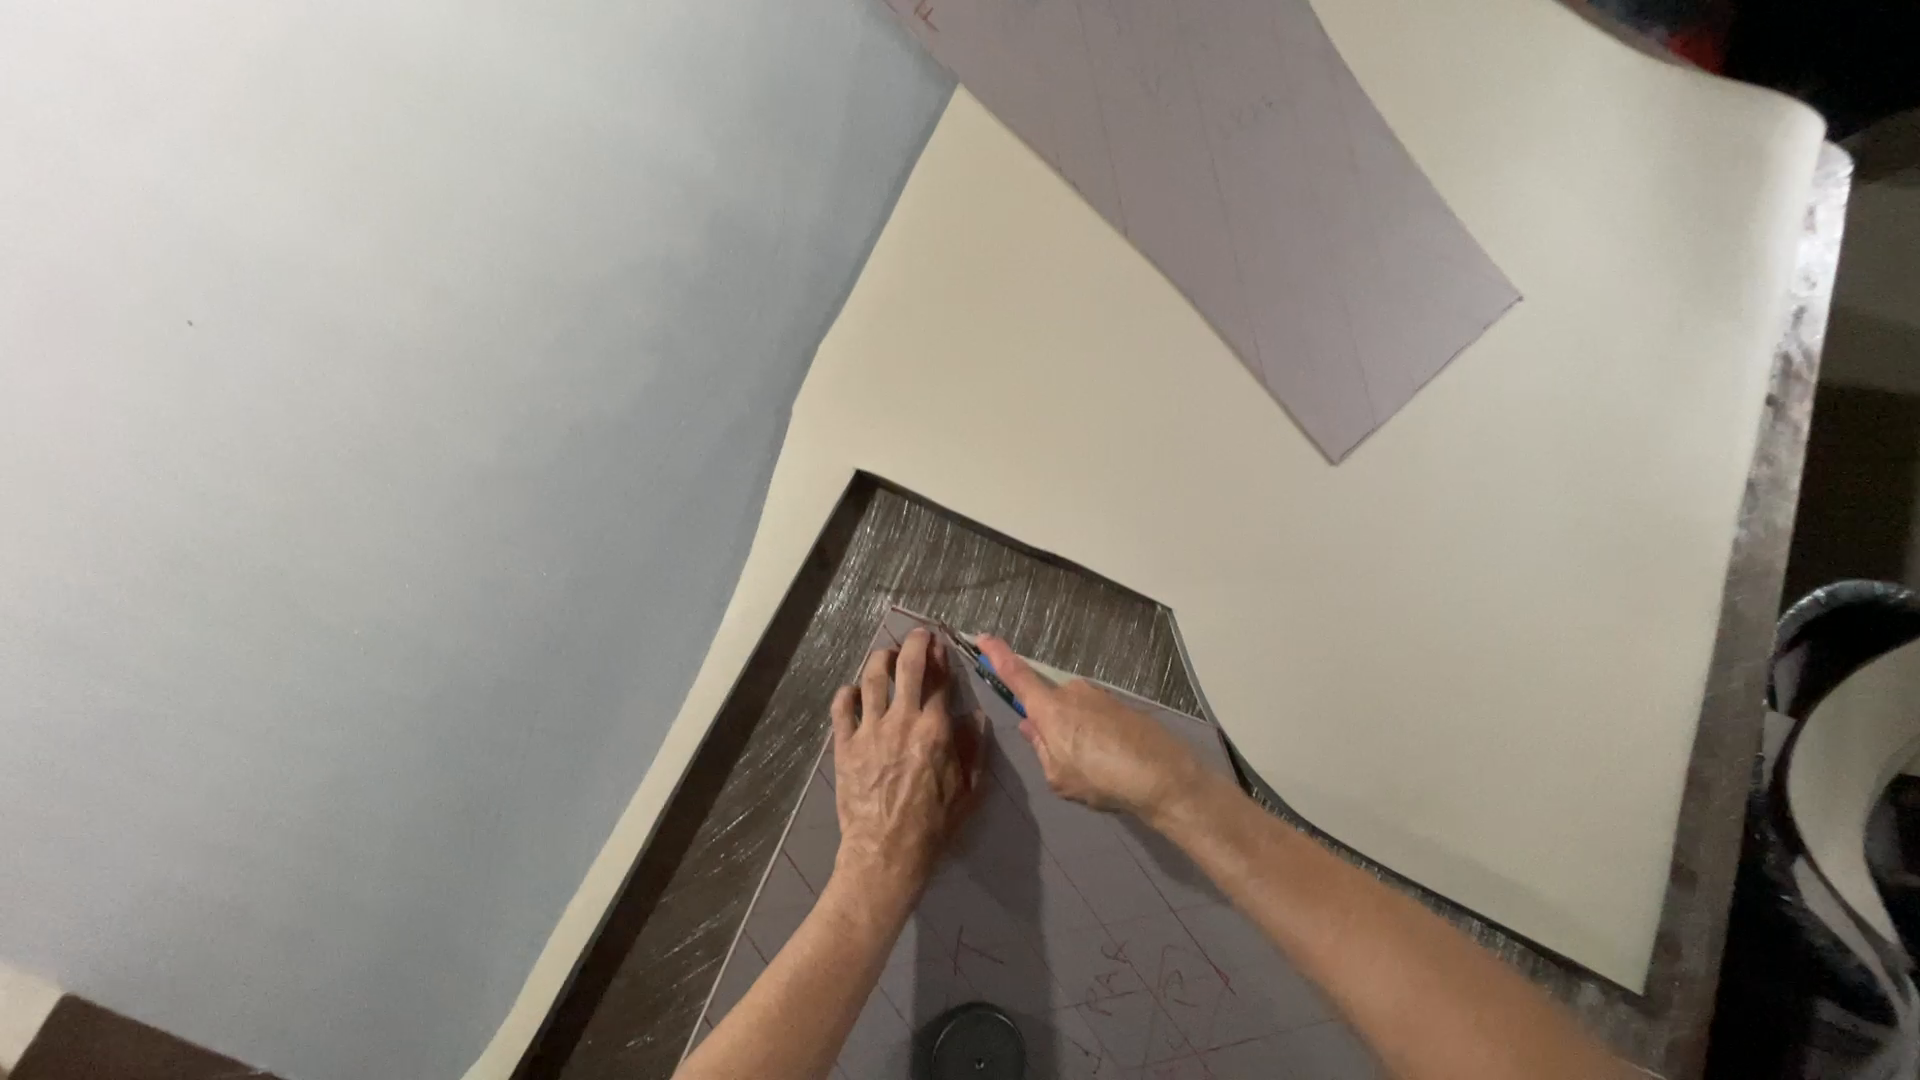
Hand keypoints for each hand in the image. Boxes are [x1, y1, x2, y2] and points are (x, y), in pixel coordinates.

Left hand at [829, 628, 983, 904]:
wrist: (885, 854)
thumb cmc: (933, 826)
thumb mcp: (968, 792)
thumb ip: (974, 750)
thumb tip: (976, 716)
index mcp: (935, 730)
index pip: (940, 681)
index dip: (942, 659)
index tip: (942, 646)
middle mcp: (901, 721)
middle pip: (907, 667)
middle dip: (914, 644)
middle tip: (918, 635)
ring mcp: (869, 731)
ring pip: (872, 679)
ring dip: (881, 659)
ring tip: (886, 653)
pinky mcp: (844, 745)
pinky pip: (841, 708)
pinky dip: (848, 692)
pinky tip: (854, 690)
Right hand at [977, 635, 1203, 820]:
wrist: (1164, 776)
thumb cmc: (1102, 779)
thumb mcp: (1058, 776)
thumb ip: (1040, 748)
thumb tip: (1030, 726)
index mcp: (1050, 708)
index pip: (1016, 675)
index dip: (997, 655)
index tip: (983, 637)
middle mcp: (1073, 692)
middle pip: (1049, 703)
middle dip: (1051, 726)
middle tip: (1067, 761)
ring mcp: (1100, 695)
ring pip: (1074, 712)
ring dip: (1077, 733)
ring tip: (1096, 768)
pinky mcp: (1122, 704)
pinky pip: (1097, 716)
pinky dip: (1098, 735)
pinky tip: (1114, 760)